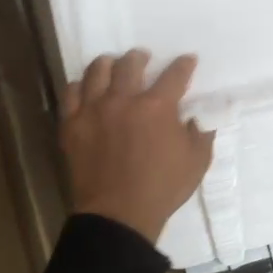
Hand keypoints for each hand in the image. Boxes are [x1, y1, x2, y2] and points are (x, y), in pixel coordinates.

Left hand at [62, 50, 214, 242]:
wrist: (118, 215)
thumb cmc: (162, 189)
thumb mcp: (197, 162)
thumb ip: (201, 133)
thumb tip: (197, 117)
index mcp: (157, 107)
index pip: (174, 74)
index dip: (183, 65)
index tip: (187, 61)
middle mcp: (123, 99)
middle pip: (130, 64)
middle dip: (140, 57)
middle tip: (143, 58)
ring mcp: (93, 110)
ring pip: (97, 71)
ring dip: (108, 64)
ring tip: (111, 65)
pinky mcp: (71, 124)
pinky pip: (71, 93)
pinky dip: (80, 86)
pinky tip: (86, 89)